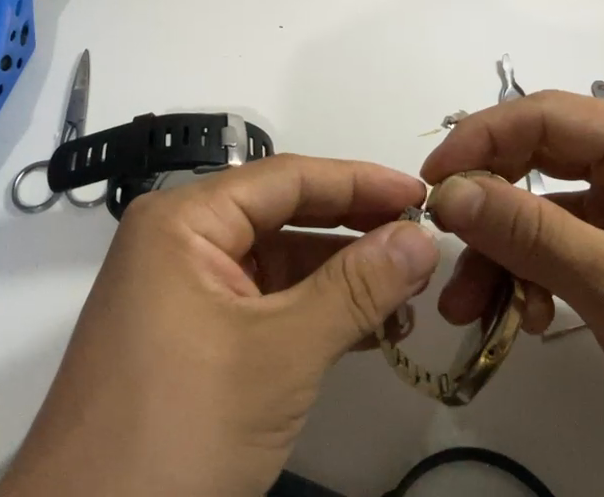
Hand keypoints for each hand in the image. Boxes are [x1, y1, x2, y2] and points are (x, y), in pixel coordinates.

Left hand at [0, 154, 438, 496]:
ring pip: (278, 264)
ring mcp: (183, 293)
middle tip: (423, 244)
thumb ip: (356, 288)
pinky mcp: (191, 340)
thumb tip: (422, 236)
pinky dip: (314, 315)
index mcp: (183, 221)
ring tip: (409, 295)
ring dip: (342, 279)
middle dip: (354, 232)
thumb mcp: (280, 353)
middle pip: (283, 217)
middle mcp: (180, 244)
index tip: (423, 194)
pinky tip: (369, 328)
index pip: (286, 178)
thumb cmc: (181, 425)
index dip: (359, 182)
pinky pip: (264, 306)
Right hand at [422, 92, 603, 495]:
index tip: (430, 188)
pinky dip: (536, 276)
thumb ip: (531, 232)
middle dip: (488, 209)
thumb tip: (449, 190)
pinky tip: (522, 318)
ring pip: (547, 210)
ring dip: (505, 253)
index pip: (548, 115)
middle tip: (446, 258)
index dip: (481, 140)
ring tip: (471, 310)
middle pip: (541, 162)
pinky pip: (569, 248)